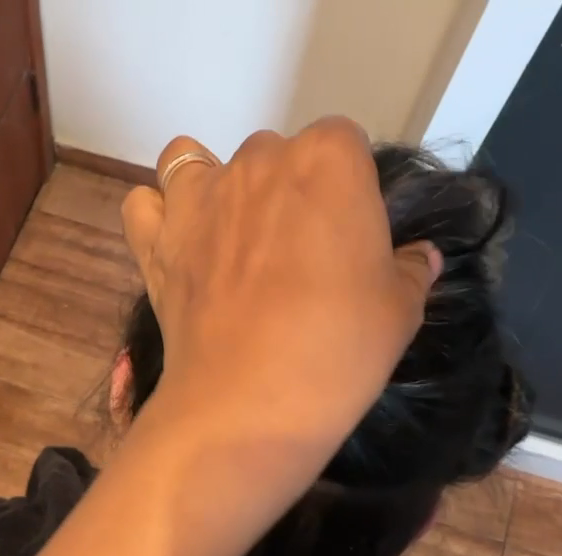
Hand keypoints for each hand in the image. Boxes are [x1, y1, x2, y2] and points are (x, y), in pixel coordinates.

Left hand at [119, 120, 440, 485]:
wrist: (248, 403)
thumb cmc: (336, 350)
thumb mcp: (398, 312)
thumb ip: (408, 272)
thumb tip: (418, 258)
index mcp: (329, 160)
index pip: (343, 147)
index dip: (346, 193)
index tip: (346, 241)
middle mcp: (259, 161)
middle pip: (273, 156)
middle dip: (284, 195)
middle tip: (293, 259)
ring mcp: (197, 199)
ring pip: (195, 163)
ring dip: (212, 188)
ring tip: (228, 239)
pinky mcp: (155, 242)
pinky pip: (143, 205)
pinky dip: (157, 217)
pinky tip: (177, 245)